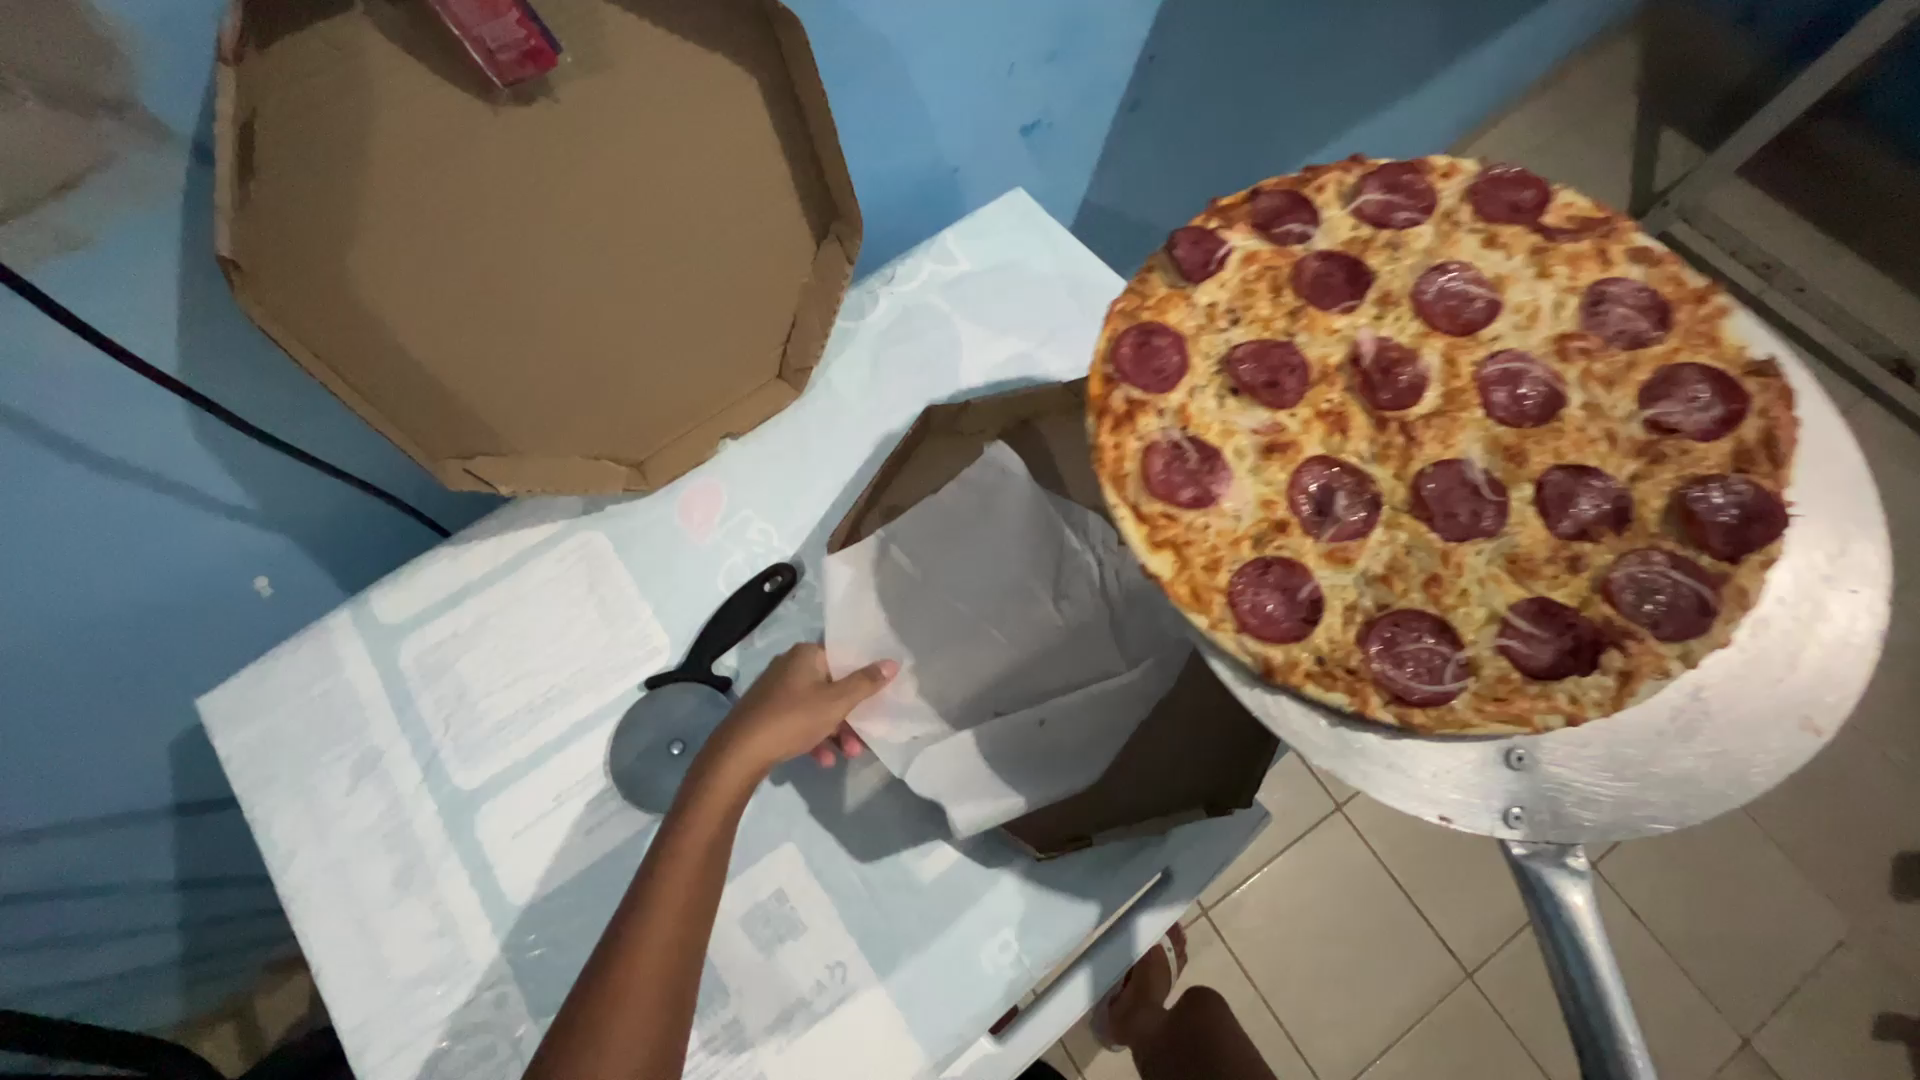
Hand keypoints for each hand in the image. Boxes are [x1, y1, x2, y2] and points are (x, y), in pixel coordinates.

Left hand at [708, 643, 895, 774]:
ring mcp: (777, 690)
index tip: (879, 696)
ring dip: (835, 731)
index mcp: (806, 655)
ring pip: (817, 707)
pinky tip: (823, 761)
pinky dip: (813, 737)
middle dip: (850, 715)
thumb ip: (866, 683)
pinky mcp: (768, 712)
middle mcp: (790, 666)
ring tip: (849, 755)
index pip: (843, 658)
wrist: (740, 751)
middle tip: (864, 737)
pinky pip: (799, 720)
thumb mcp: (836, 702)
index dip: (863, 677)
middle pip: (832, 686)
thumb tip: (892, 662)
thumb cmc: (793, 718)